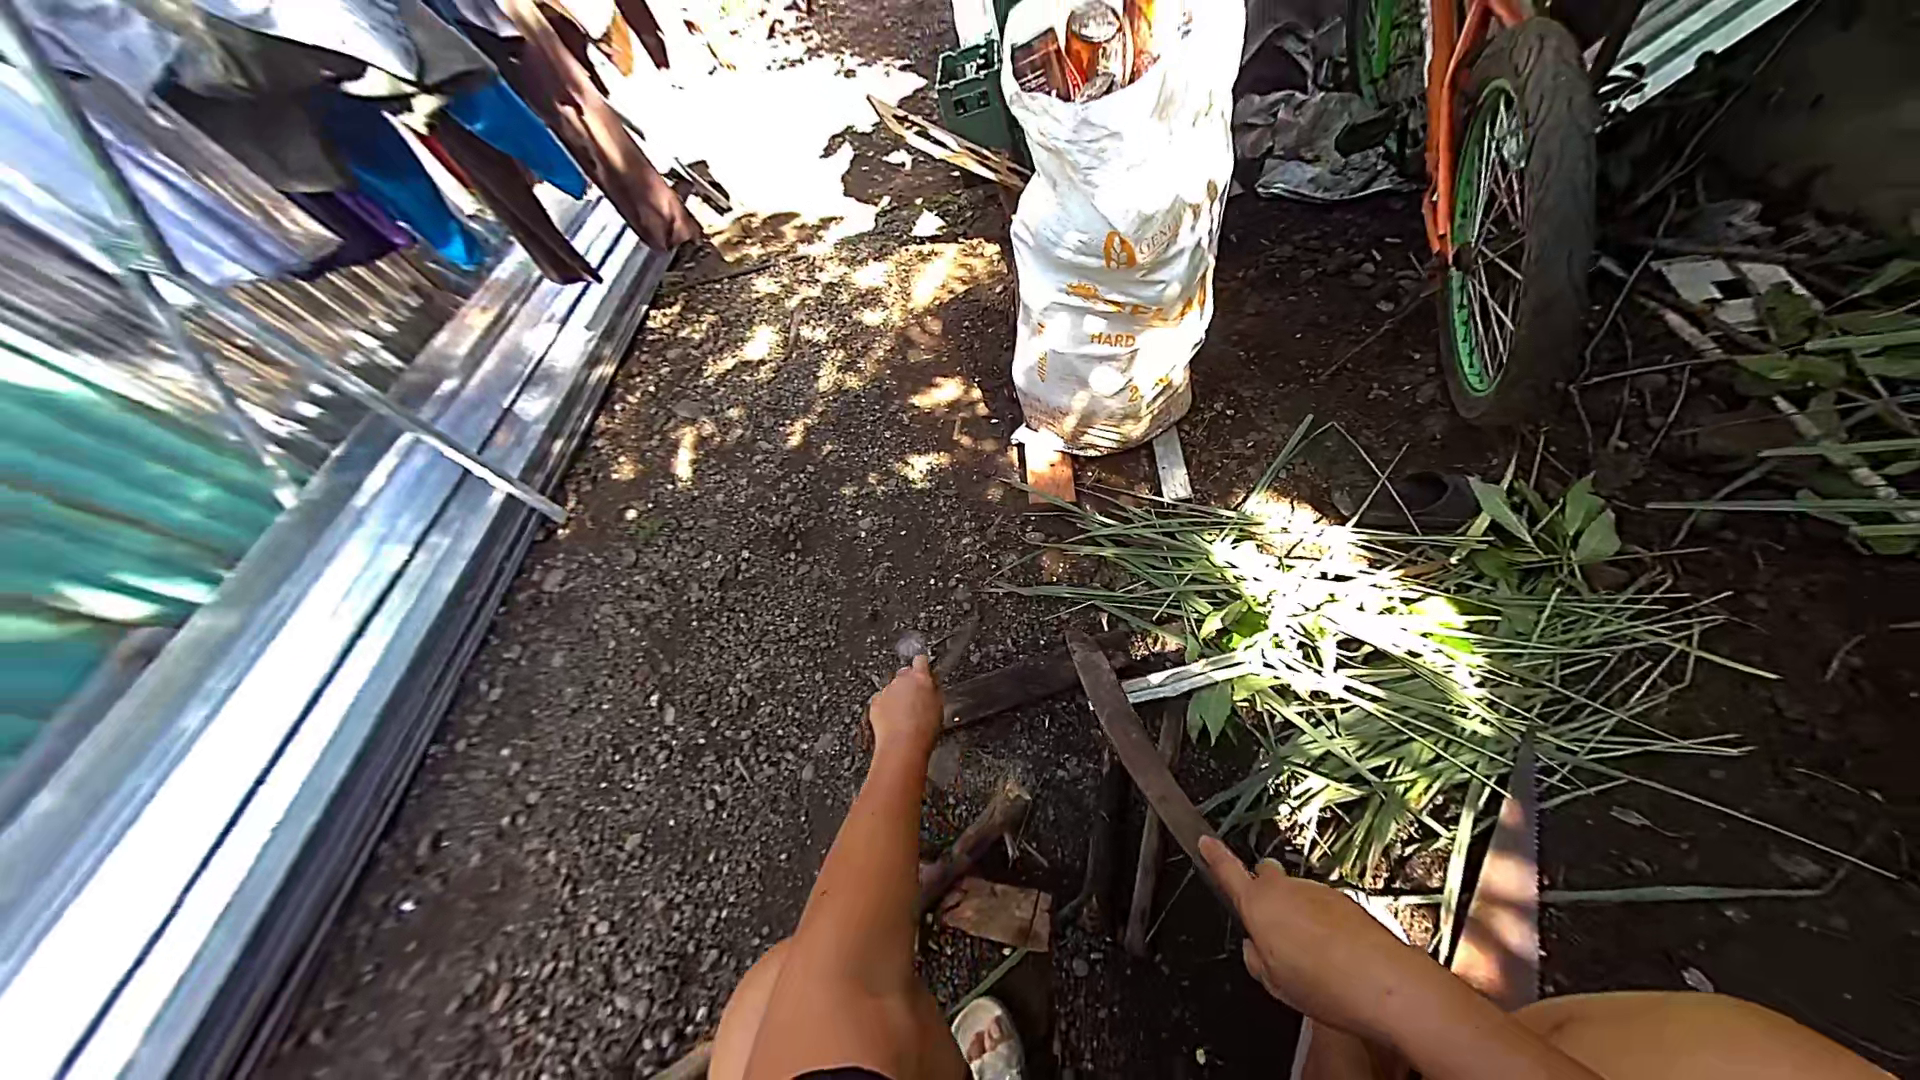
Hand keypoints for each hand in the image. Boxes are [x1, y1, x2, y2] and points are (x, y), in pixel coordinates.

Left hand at [868, 654, 941, 756]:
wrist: (902, 746)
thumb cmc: (923, 730)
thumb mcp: (939, 707)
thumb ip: (933, 691)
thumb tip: (931, 686)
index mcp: (921, 678)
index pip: (921, 661)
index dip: (922, 666)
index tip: (923, 670)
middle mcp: (902, 680)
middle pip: (905, 674)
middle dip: (909, 683)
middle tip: (915, 699)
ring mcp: (887, 690)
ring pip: (892, 687)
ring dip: (897, 696)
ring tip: (904, 715)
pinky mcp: (875, 702)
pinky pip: (881, 699)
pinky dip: (886, 706)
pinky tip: (893, 719)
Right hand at [1200, 834, 1438, 1044]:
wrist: (1389, 984)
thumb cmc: (1326, 985)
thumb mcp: (1275, 983)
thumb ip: (1256, 959)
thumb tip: (1256, 949)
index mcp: (1257, 903)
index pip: (1227, 870)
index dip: (1213, 855)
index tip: (1205, 841)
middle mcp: (1285, 888)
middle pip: (1265, 876)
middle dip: (1265, 892)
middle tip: (1273, 926)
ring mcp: (1317, 891)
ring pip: (1298, 895)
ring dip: (1300, 915)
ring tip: (1316, 959)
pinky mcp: (1346, 901)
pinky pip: (1325, 908)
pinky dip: (1326, 926)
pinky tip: (1338, 959)